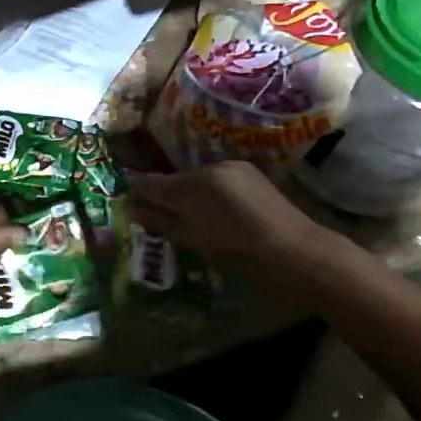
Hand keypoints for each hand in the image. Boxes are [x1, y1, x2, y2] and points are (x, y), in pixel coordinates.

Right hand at [127, 162, 331, 270]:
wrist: (296, 251)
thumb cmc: (241, 254)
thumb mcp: (195, 241)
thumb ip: (162, 222)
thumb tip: (135, 210)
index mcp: (194, 184)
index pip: (153, 183)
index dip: (136, 190)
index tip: (124, 199)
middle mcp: (211, 167)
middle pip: (175, 179)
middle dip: (161, 193)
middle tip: (151, 213)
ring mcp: (233, 167)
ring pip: (197, 178)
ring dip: (186, 193)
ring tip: (182, 216)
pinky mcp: (250, 173)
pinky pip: (217, 179)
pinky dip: (207, 192)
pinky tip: (211, 211)